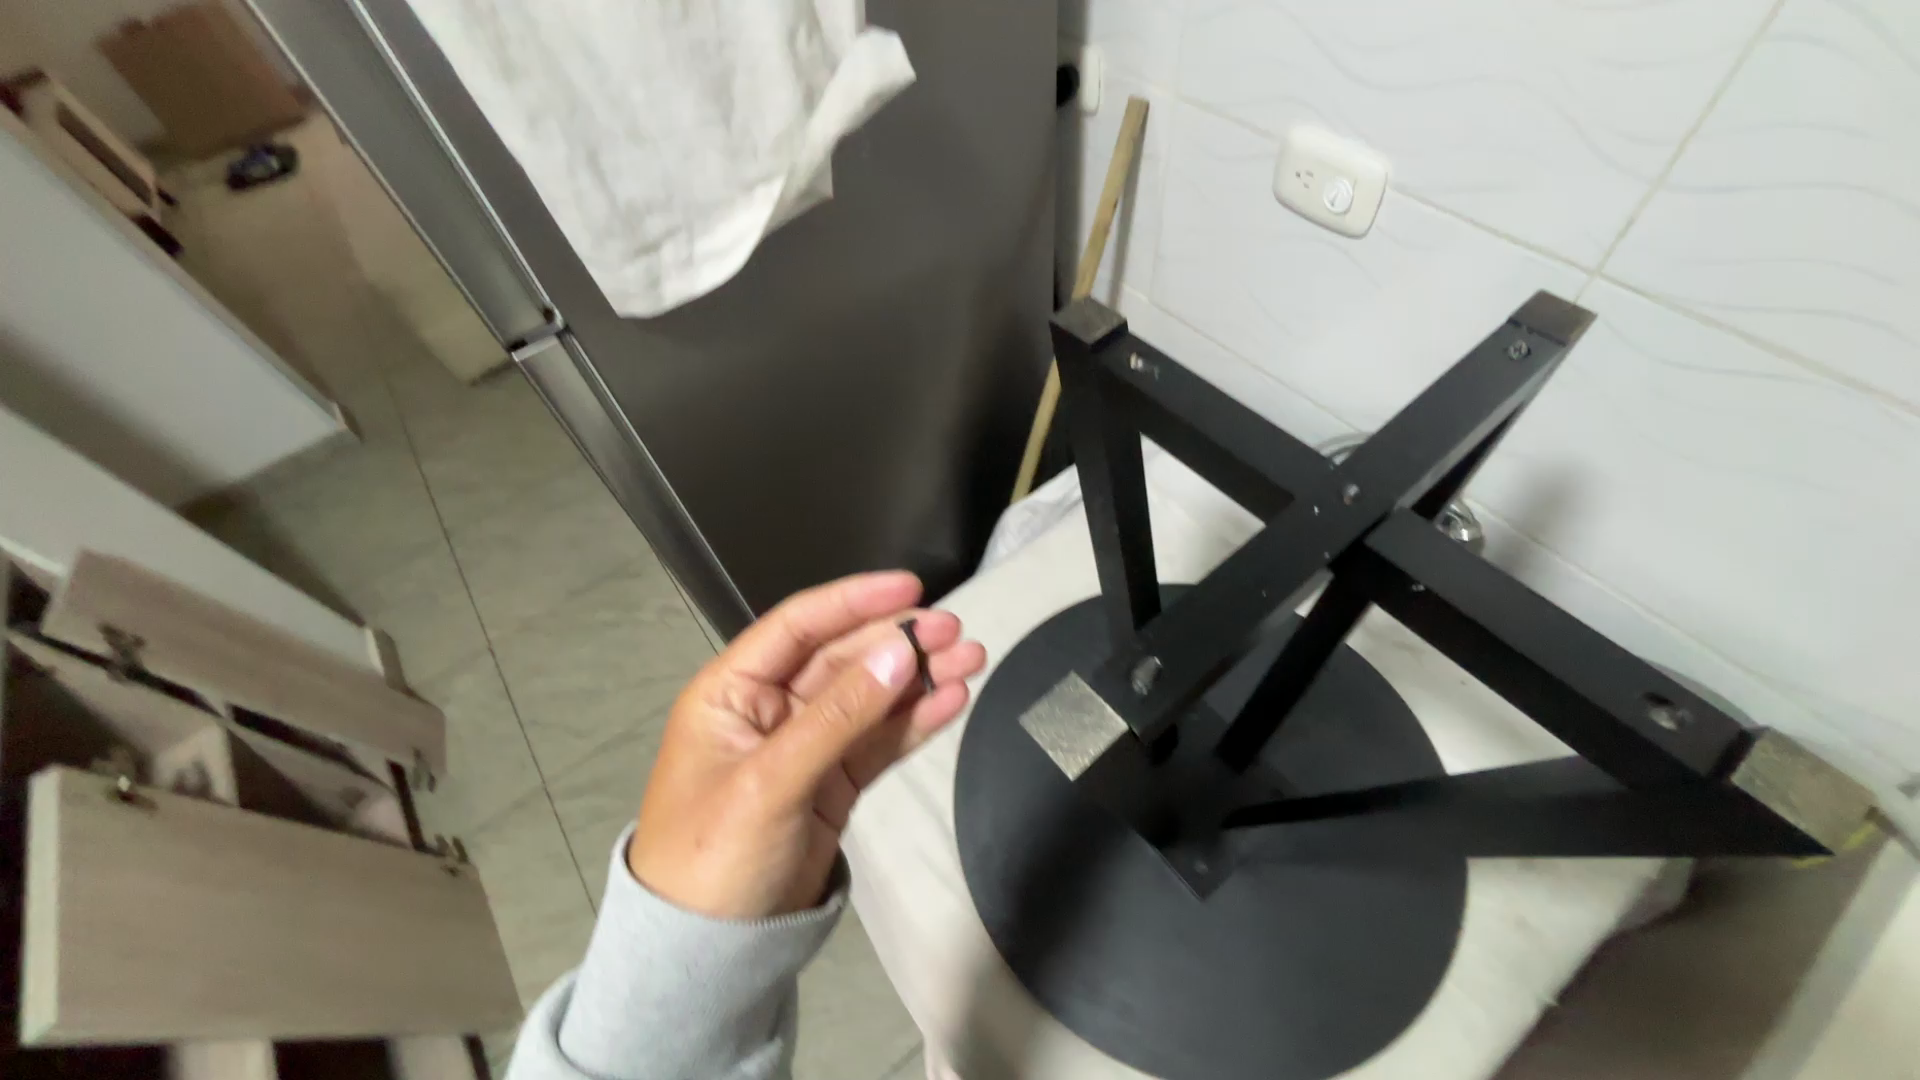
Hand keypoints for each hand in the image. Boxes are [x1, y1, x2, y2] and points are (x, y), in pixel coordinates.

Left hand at [629, 571, 986, 918]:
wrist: (709, 956)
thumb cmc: (715, 856)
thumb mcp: (771, 781)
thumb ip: (839, 715)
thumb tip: (900, 651)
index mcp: (733, 690)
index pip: (799, 626)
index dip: (855, 601)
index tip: (912, 588)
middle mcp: (771, 707)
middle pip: (844, 658)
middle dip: (898, 641)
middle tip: (955, 630)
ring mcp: (807, 745)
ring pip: (871, 697)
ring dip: (919, 678)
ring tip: (971, 659)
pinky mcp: (835, 781)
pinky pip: (880, 740)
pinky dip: (915, 721)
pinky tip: (952, 701)